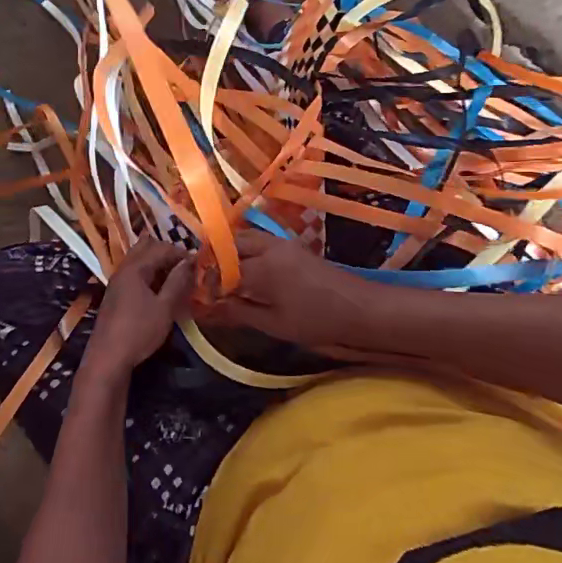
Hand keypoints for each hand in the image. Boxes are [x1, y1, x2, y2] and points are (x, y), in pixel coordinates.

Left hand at [81, 238, 195, 377]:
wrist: (108, 357)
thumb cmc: (139, 331)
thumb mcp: (165, 307)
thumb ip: (177, 281)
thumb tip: (190, 260)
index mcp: (135, 268)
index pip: (161, 248)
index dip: (181, 253)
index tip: (198, 263)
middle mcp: (124, 268)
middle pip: (146, 247)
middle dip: (167, 253)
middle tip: (185, 267)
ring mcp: (117, 280)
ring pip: (139, 259)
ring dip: (158, 263)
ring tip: (176, 277)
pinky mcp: (116, 293)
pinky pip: (134, 272)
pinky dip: (149, 273)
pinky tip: (160, 289)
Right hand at [199, 230, 375, 349]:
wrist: (361, 309)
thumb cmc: (316, 320)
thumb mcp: (273, 323)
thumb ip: (239, 312)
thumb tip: (209, 308)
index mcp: (262, 267)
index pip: (223, 268)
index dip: (208, 282)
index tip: (200, 296)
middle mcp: (269, 247)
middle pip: (232, 243)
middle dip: (216, 258)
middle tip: (208, 281)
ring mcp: (283, 244)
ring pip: (246, 238)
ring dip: (231, 252)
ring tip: (226, 277)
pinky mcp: (294, 248)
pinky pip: (261, 242)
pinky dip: (247, 252)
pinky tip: (248, 273)